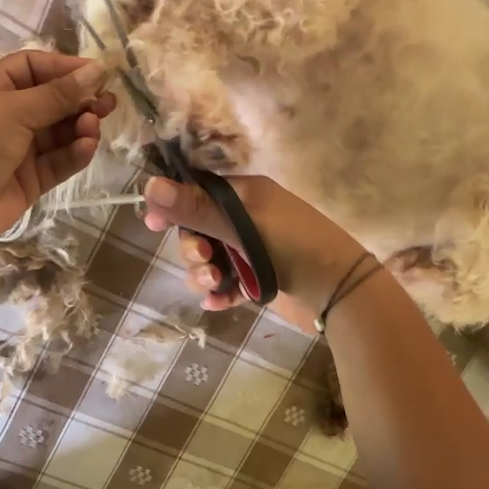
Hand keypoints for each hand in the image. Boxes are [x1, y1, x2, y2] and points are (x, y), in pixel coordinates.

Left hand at [0, 51, 116, 245]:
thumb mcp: (14, 110)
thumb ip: (57, 94)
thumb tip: (96, 71)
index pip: (33, 68)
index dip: (64, 69)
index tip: (96, 74)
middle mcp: (5, 116)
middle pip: (50, 102)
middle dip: (79, 101)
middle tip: (109, 103)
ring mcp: (17, 150)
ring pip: (57, 134)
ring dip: (78, 128)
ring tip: (94, 127)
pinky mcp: (29, 181)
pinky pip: (56, 162)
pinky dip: (73, 154)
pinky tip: (87, 147)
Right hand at [142, 175, 371, 333]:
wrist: (338, 290)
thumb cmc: (293, 247)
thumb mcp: (242, 226)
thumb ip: (196, 210)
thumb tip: (150, 186)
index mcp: (244, 196)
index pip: (197, 194)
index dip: (174, 208)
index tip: (153, 225)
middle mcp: (245, 221)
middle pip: (198, 233)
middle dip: (192, 250)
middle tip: (204, 262)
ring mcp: (251, 253)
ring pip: (209, 263)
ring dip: (203, 275)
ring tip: (215, 285)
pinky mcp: (257, 281)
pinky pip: (226, 285)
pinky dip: (219, 294)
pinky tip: (218, 303)